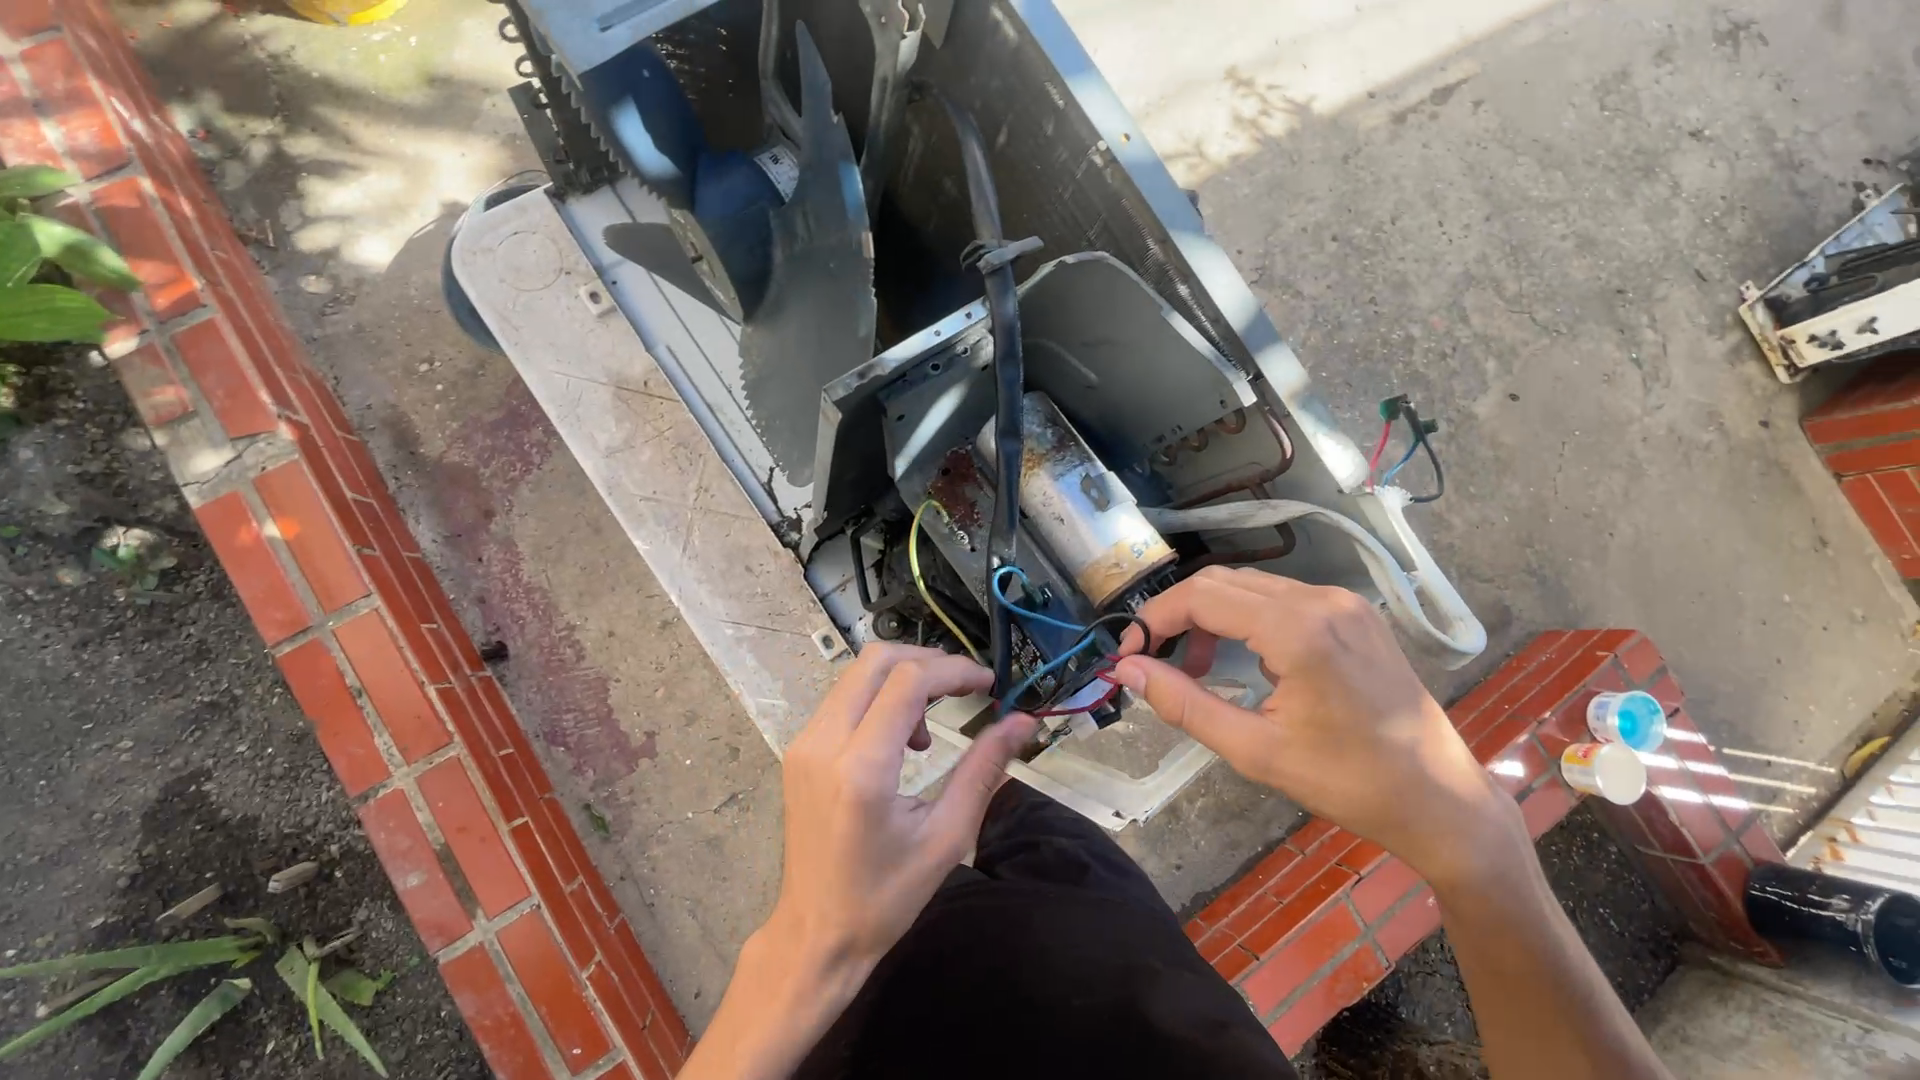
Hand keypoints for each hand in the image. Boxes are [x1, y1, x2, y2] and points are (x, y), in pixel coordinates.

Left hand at [764, 644, 1037, 992]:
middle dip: (929, 662)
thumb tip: (1023, 722)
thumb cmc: (885, 897)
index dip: (954, 670)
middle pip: (877, 660)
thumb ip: (984, 770)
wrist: (815, 933)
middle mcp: (823, 744)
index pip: (908, 681)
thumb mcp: (946, 837)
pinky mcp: (798, 750)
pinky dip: (879, 698)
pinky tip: (901, 740)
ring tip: (931, 729)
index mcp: (862, 769)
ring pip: (857, 674)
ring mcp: (803, 744)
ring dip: (903, 680)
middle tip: (966, 689)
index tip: (989, 685)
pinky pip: (843, 698)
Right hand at [1112, 567, 1521, 888]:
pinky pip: (1283, 599)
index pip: (1200, 596)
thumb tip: (1125, 669)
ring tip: (1196, 670)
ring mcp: (1343, 602)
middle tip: (1156, 665)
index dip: (1153, 620)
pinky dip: (1247, 620)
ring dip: (1211, 618)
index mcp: (1297, 629)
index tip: (1127, 656)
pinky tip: (1247, 663)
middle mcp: (1320, 599)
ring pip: (1250, 587)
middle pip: (1222, 583)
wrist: (1439, 796)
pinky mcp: (1355, 613)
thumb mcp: (1253, 750)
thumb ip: (1182, 703)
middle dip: (1178, 617)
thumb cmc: (1347, 782)